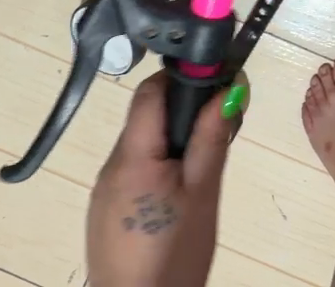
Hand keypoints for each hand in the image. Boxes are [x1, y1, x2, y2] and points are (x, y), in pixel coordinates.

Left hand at [87, 71, 240, 286]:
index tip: (213, 85)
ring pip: (142, 145)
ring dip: (172, 143)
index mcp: (132, 156)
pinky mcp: (104, 211)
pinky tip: (176, 197)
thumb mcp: (204, 192)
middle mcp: (110, 166)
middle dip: (183, 115)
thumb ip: (212, 135)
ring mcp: (104, 190)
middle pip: (147, 117)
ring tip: (200, 171)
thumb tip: (230, 86)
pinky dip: (158, 168)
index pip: (150, 91)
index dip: (181, 79)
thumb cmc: (175, 255)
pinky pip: (134, 171)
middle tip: (217, 132)